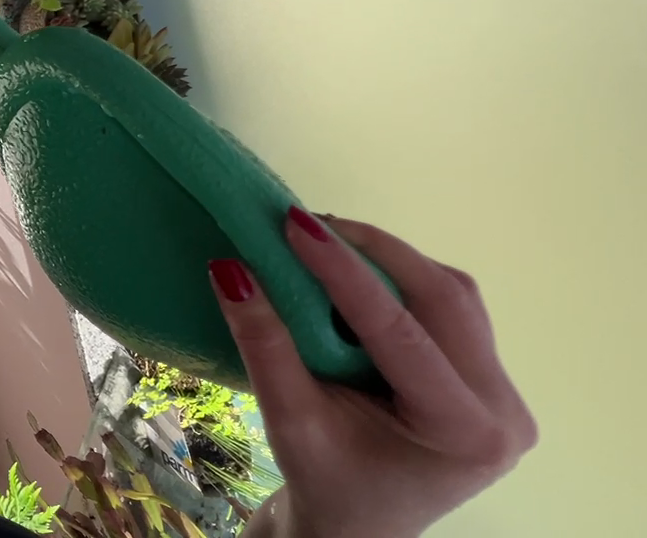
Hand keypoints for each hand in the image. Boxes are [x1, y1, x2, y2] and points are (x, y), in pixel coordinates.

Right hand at [215, 209, 536, 537]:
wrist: (356, 523)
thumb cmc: (323, 479)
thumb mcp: (286, 416)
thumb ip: (263, 344)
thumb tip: (228, 268)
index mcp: (462, 428)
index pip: (399, 327)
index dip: (343, 269)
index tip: (293, 221)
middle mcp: (501, 406)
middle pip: (448, 299)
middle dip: (375, 250)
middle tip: (304, 222)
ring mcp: (499, 390)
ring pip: (454, 296)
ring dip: (388, 259)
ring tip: (322, 243)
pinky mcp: (480, 377)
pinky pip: (446, 308)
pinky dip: (395, 278)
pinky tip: (348, 275)